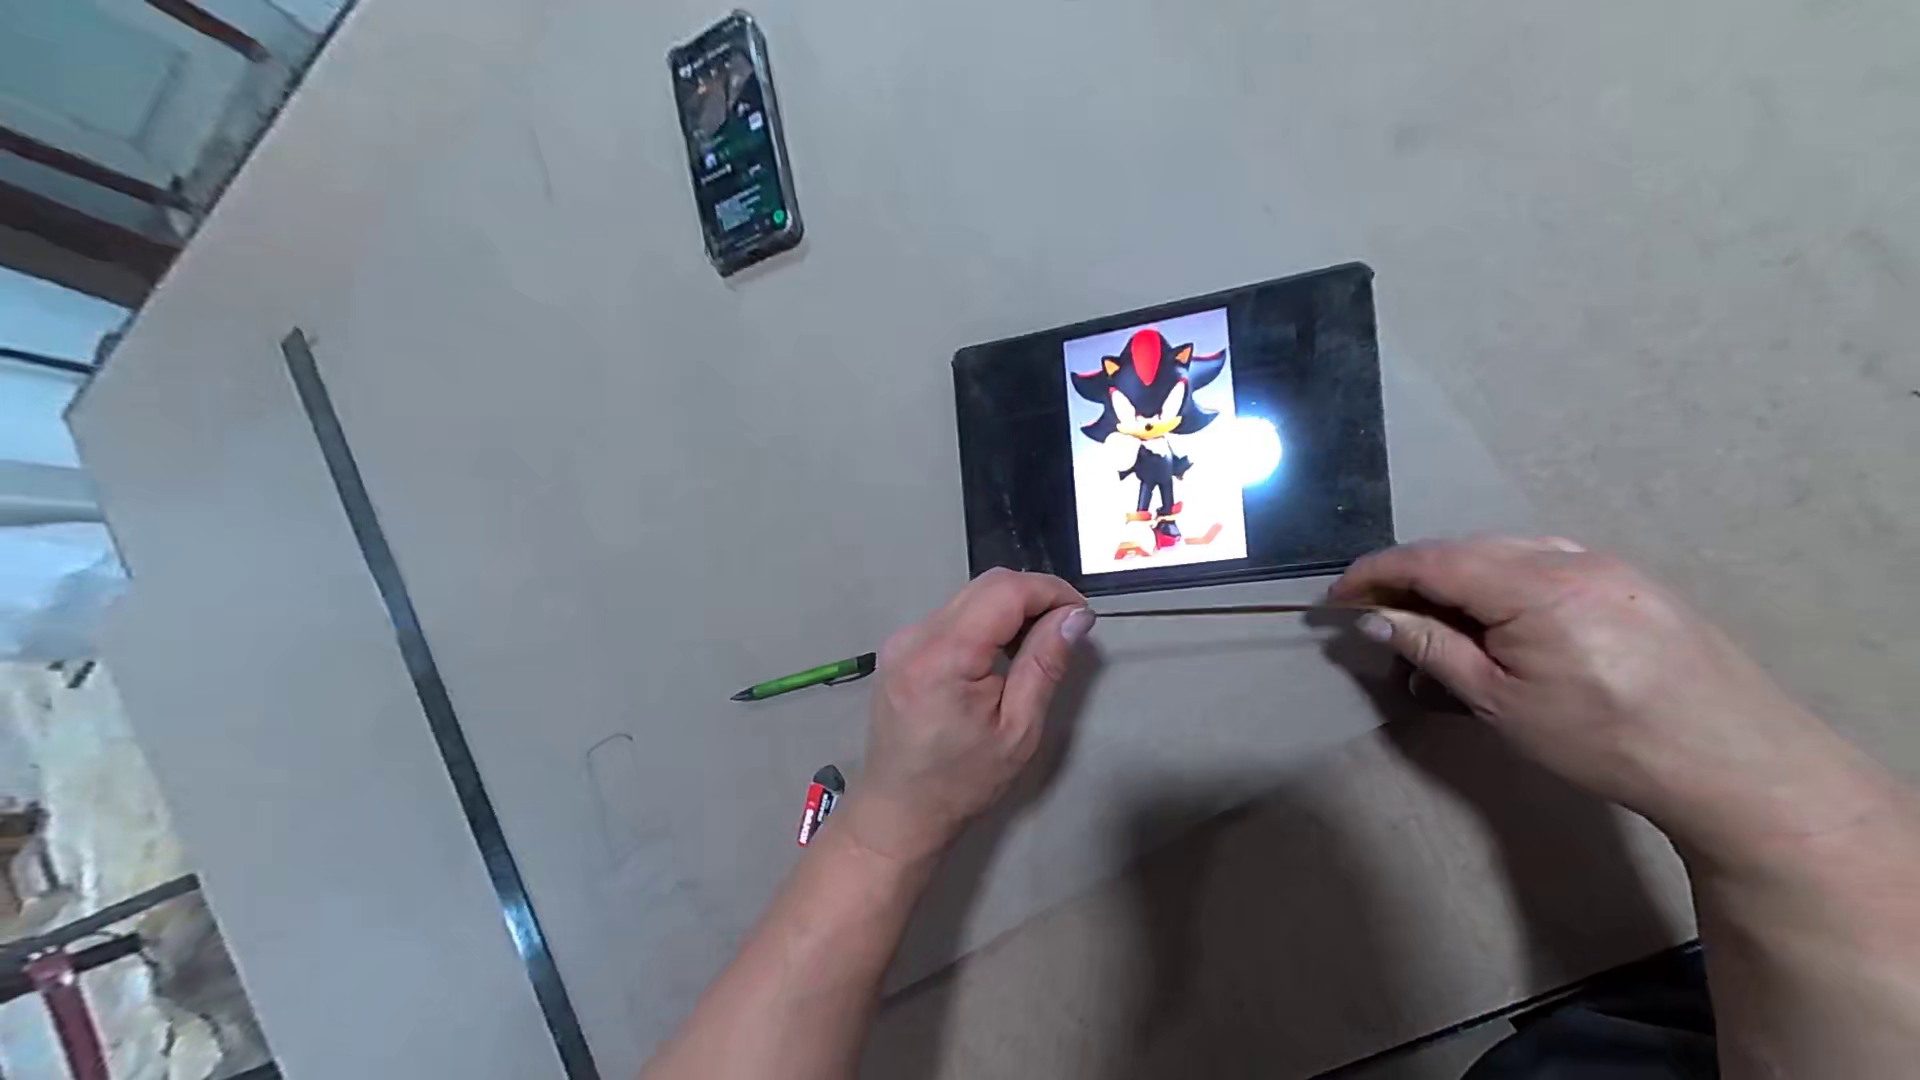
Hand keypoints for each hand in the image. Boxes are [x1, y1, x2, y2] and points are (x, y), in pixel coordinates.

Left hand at [841, 569, 1093, 863]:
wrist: (899, 808)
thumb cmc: (962, 780)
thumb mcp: (1018, 730)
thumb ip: (1045, 664)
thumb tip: (1076, 616)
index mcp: (943, 656)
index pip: (1005, 591)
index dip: (1050, 591)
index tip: (1081, 615)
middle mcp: (916, 634)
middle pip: (987, 584)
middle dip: (1034, 596)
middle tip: (1065, 629)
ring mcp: (903, 636)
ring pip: (970, 596)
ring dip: (1010, 608)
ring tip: (1035, 645)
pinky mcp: (901, 644)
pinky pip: (953, 614)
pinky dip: (986, 620)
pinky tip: (1000, 652)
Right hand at [1330, 537, 1875, 860]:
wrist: (1746, 770)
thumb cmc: (1606, 741)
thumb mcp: (1500, 702)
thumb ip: (1431, 648)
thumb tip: (1373, 618)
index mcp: (1536, 588)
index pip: (1430, 560)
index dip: (1374, 573)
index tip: (1337, 597)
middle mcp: (1569, 559)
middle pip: (1460, 548)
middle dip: (1406, 573)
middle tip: (1374, 609)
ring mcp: (1604, 564)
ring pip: (1497, 549)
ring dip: (1448, 573)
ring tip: (1423, 611)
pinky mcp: (1625, 578)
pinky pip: (1535, 558)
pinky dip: (1491, 574)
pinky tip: (1486, 607)